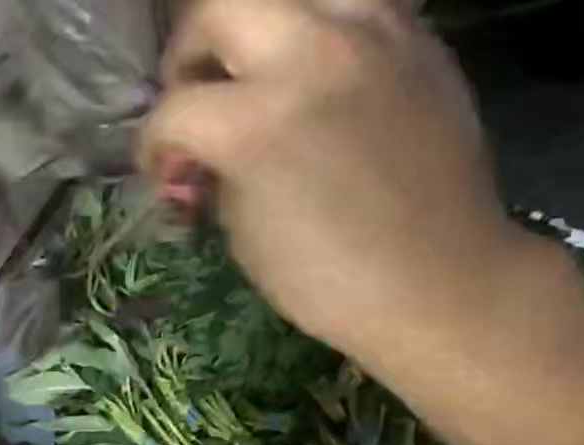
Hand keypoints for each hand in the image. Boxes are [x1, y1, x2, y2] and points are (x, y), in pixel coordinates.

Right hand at [141, 0, 538, 362]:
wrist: (432, 279)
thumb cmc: (324, 279)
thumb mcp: (242, 235)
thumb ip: (214, 177)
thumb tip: (200, 157)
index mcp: (254, 124)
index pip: (173, 110)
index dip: (151, 145)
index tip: (160, 169)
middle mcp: (308, 54)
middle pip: (216, 10)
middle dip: (187, 56)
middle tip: (192, 99)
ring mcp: (369, 33)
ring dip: (252, 31)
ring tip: (253, 77)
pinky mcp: (413, 36)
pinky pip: (347, 7)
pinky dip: (313, 34)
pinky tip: (312, 80)